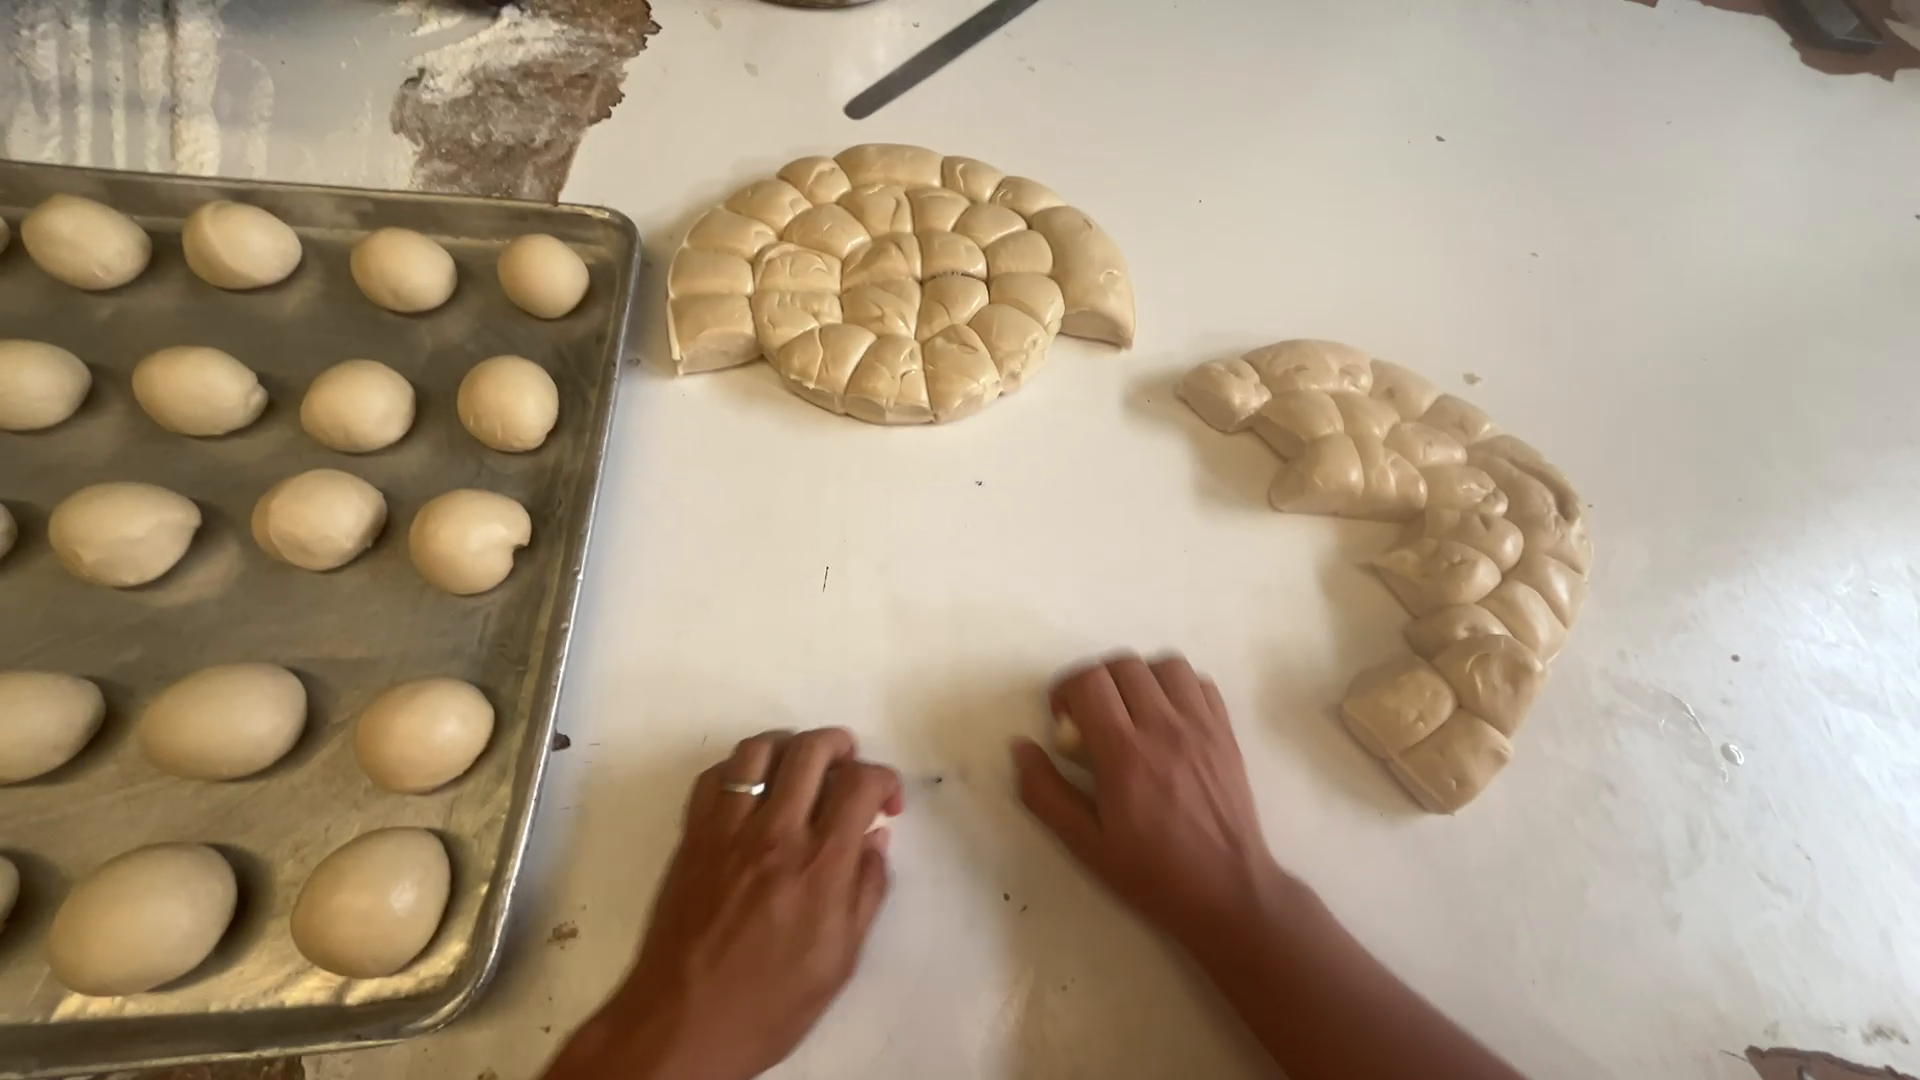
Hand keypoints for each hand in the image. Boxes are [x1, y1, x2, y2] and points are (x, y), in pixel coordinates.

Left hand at [547, 728, 902, 1079]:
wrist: (680, 1028)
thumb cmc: (769, 1003)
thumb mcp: (840, 960)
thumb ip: (866, 891)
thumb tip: (876, 838)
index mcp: (820, 866)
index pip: (860, 783)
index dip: (885, 779)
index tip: (886, 803)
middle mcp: (776, 833)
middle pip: (812, 749)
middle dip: (842, 744)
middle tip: (849, 766)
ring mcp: (728, 830)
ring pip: (759, 750)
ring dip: (790, 745)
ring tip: (802, 767)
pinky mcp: (693, 836)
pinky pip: (714, 776)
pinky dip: (740, 768)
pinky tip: (754, 790)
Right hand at [1012, 653, 1287, 958]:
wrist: (1227, 893)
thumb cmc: (1151, 872)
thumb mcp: (1084, 843)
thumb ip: (1044, 792)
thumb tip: (1020, 746)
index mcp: (1124, 753)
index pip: (1089, 681)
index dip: (1066, 689)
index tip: (1064, 719)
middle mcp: (1163, 728)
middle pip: (1122, 664)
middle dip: (1097, 681)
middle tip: (1092, 717)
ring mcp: (1201, 726)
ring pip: (1164, 665)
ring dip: (1139, 677)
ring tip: (1132, 710)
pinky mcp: (1226, 732)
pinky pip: (1200, 683)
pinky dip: (1177, 687)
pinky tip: (1167, 716)